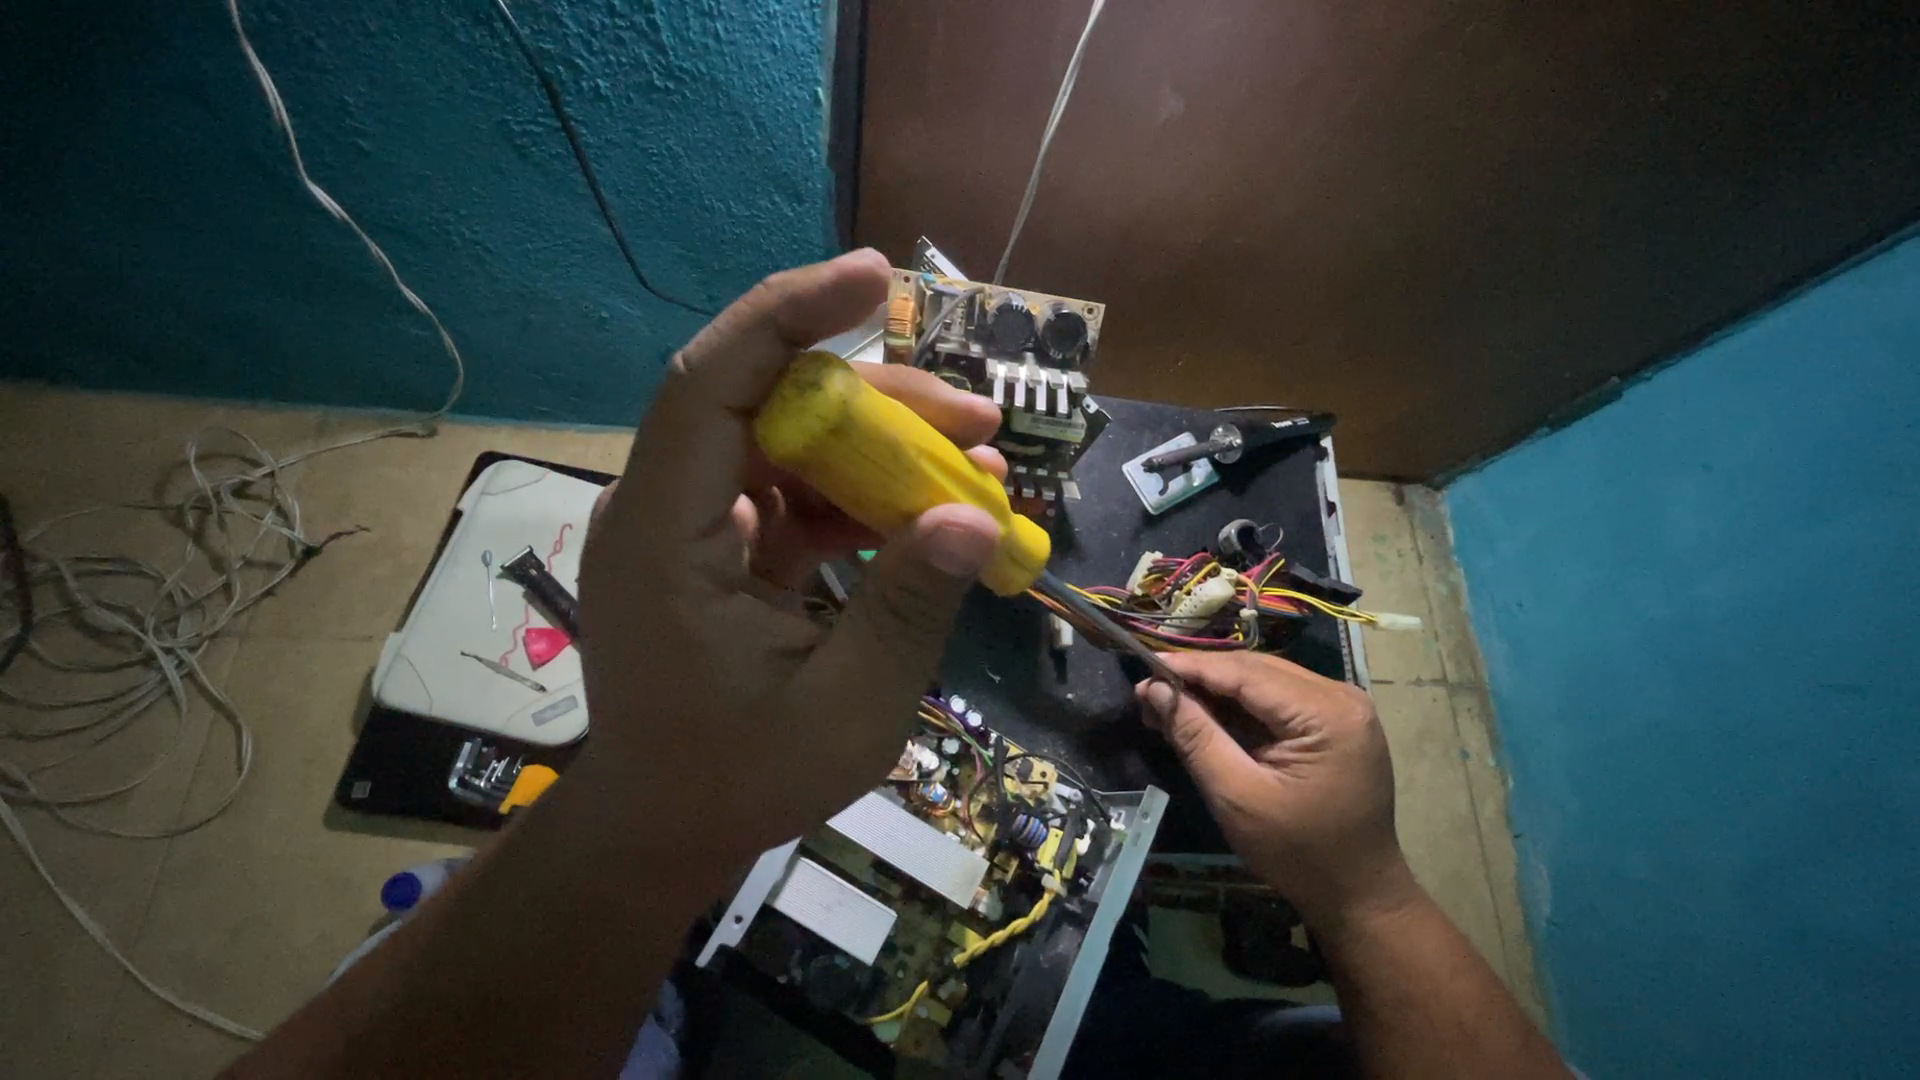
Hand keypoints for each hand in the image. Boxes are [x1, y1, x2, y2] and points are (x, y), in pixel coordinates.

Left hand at [577, 250, 1005, 866]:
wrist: (664, 826)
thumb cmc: (739, 780)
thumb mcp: (845, 711)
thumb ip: (906, 608)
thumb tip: (971, 514)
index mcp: (664, 536)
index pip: (714, 385)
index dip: (788, 315)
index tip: (873, 277)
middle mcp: (667, 508)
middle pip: (772, 405)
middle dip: (880, 402)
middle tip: (980, 424)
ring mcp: (696, 524)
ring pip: (794, 442)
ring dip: (884, 445)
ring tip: (977, 464)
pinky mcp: (726, 545)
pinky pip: (799, 490)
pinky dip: (864, 492)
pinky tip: (930, 510)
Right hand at [1136, 652, 1414, 925]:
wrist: (1357, 895)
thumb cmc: (1298, 852)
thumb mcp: (1236, 795)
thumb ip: (1195, 736)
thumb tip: (1153, 689)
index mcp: (1327, 713)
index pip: (1245, 672)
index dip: (1191, 668)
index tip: (1144, 669)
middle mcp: (1340, 697)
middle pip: (1254, 670)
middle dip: (1199, 678)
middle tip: (1148, 692)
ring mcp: (1340, 707)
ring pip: (1261, 680)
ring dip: (1214, 689)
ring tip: (1165, 703)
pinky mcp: (1332, 721)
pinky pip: (1275, 698)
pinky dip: (1236, 705)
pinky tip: (1201, 714)